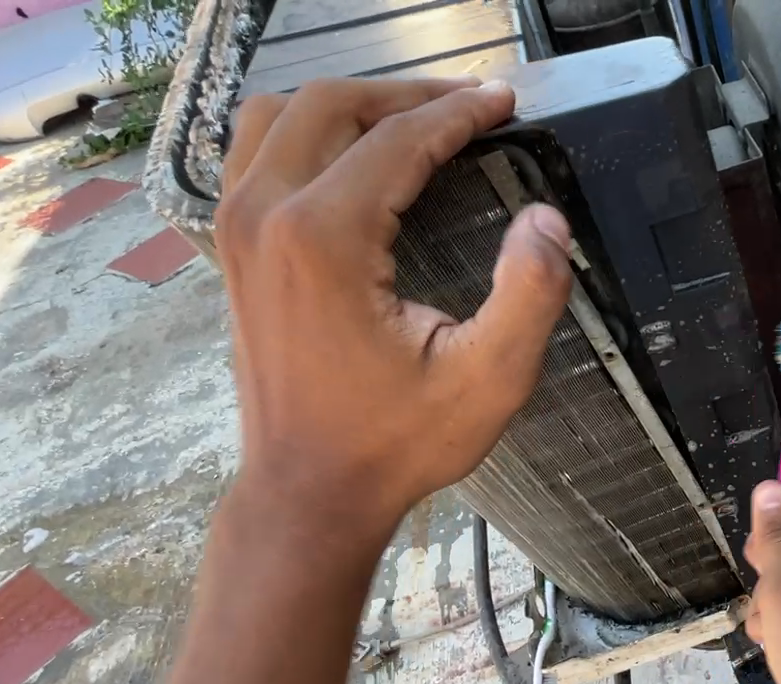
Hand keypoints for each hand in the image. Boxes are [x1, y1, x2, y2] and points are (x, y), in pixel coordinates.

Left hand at [216, 77, 571, 541]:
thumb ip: (528, 295)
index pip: (396, 141)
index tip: (503, 102)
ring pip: (280, 118)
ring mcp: (235, 231)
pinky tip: (354, 159)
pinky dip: (310, 133)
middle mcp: (263, 215)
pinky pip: (257, 153)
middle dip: (407, 96)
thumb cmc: (402, 441)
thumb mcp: (490, 380)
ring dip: (352, 106)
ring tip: (416, 121)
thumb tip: (547, 221)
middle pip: (329, 106)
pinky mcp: (234, 253)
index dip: (457, 114)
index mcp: (325, 238)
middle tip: (471, 106)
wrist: (313, 491)